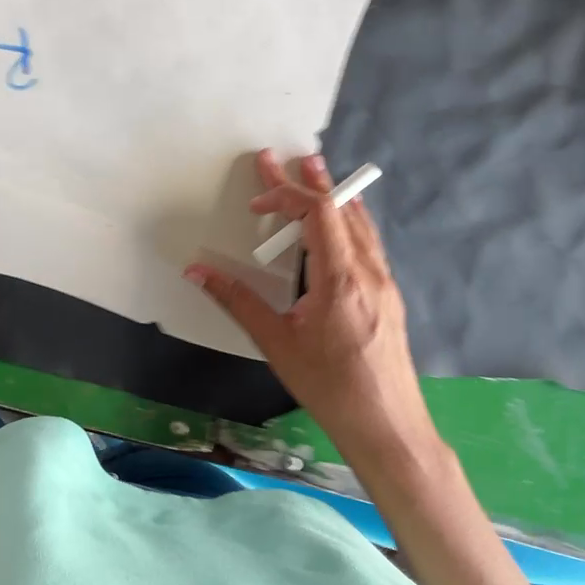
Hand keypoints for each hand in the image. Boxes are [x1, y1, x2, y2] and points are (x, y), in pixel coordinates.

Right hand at [184, 151, 432, 455]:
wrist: (388, 427)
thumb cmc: (329, 385)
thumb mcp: (276, 342)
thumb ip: (237, 300)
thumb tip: (196, 269)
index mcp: (341, 278)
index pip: (318, 214)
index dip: (286, 195)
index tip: (257, 199)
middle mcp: (369, 271)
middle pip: (342, 210)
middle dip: (312, 181)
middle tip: (287, 158)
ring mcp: (384, 283)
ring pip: (361, 224)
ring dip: (334, 196)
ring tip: (316, 173)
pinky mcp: (388, 296)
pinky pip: (368, 243)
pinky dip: (348, 220)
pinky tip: (342, 222)